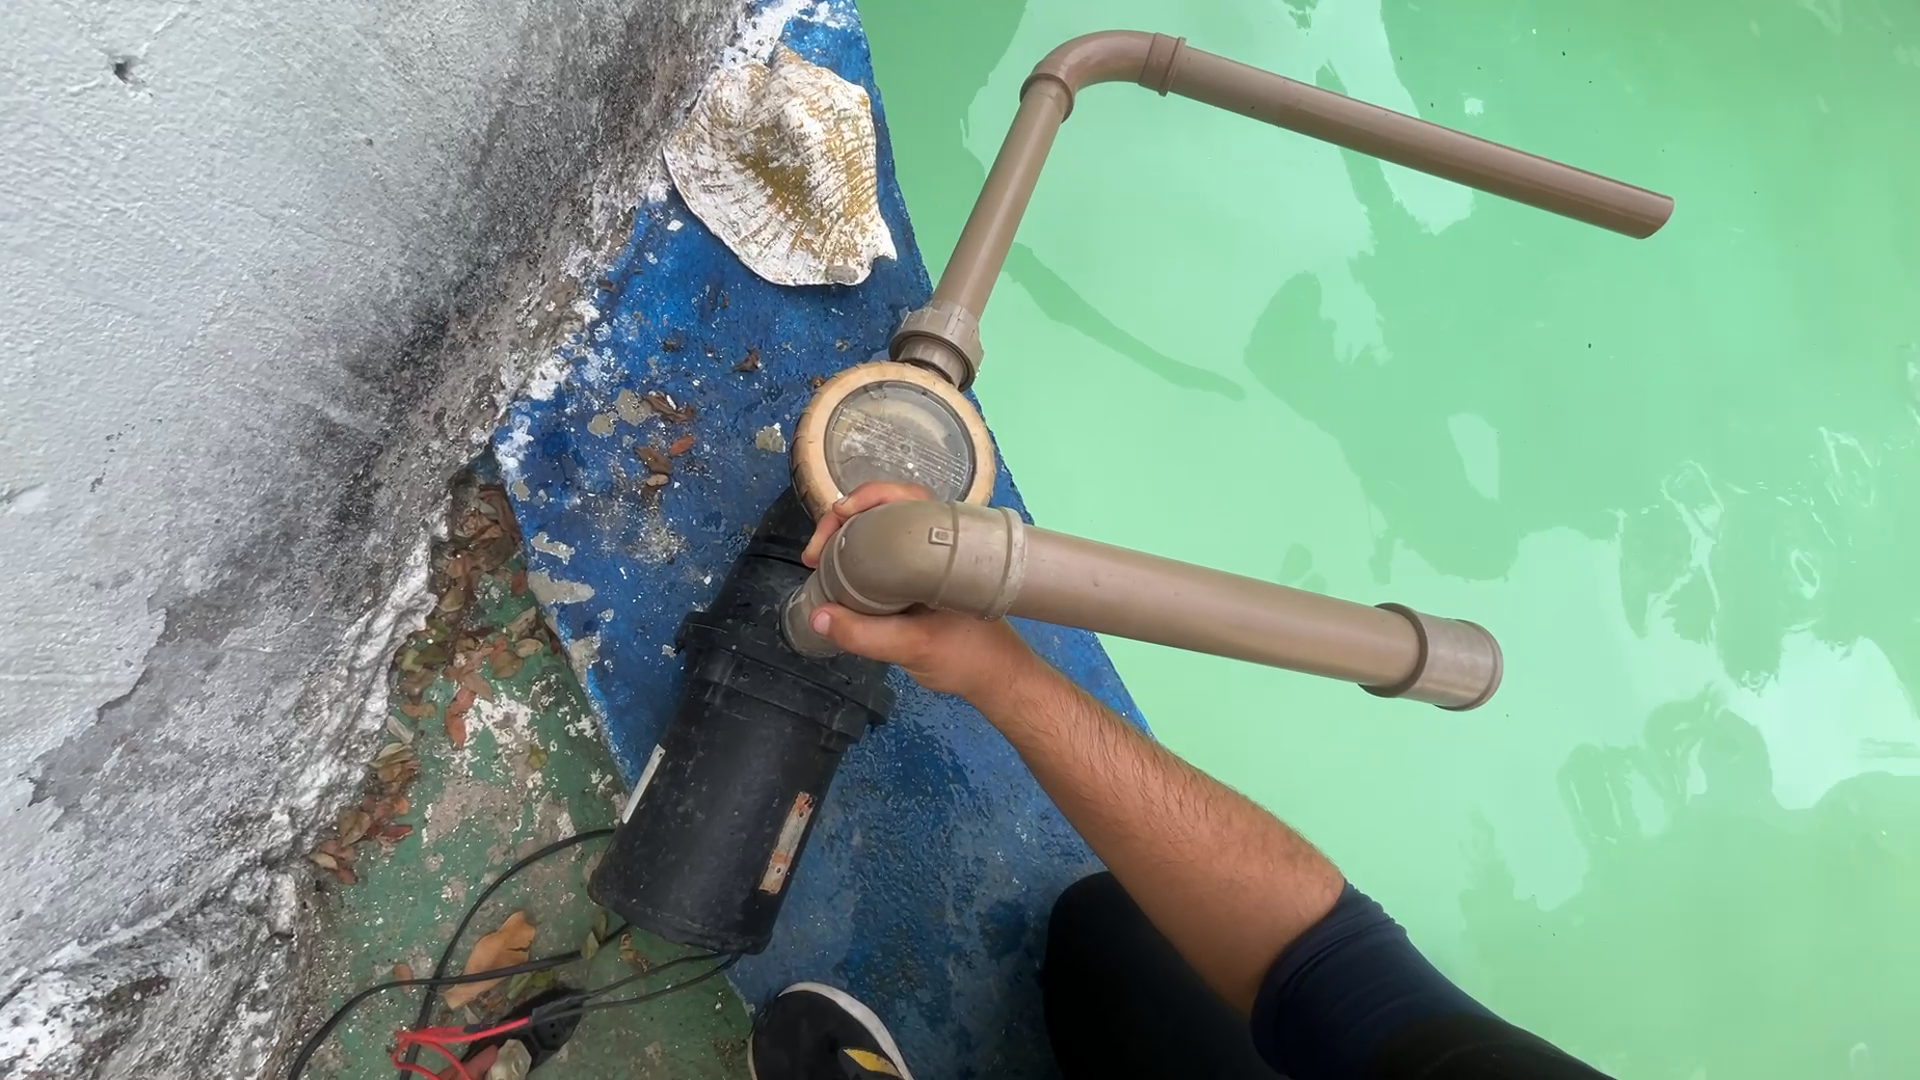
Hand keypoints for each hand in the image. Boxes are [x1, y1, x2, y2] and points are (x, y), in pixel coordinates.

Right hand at [801, 482, 1040, 702]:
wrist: (998, 678)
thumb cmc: (968, 657)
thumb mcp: (912, 647)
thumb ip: (864, 634)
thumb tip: (817, 615)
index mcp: (944, 546)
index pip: (906, 497)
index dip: (870, 497)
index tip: (838, 515)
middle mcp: (937, 544)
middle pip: (886, 509)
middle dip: (845, 519)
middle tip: (815, 552)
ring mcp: (927, 560)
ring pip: (882, 531)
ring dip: (847, 538)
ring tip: (819, 560)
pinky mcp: (919, 579)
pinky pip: (884, 555)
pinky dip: (857, 557)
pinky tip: (838, 573)